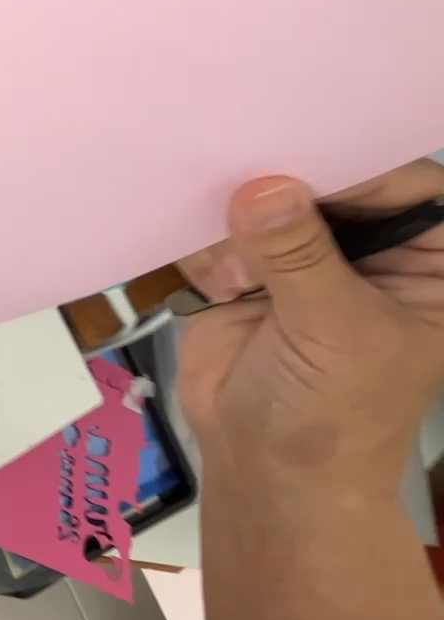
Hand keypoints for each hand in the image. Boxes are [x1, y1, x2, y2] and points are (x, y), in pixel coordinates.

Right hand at [177, 160, 443, 493]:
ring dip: (230, 235)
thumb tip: (263, 189)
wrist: (264, 458)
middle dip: (272, 195)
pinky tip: (214, 288)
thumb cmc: (336, 405)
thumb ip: (299, 257)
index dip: (348, 170)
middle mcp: (363, 251)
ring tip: (234, 282)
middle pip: (318, 191)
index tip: (282, 160)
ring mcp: (293, 264)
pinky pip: (210, 241)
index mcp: (428, 260)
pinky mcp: (236, 278)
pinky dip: (198, 253)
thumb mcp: (334, 329)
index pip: (398, 188)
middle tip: (231, 197)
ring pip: (254, 212)